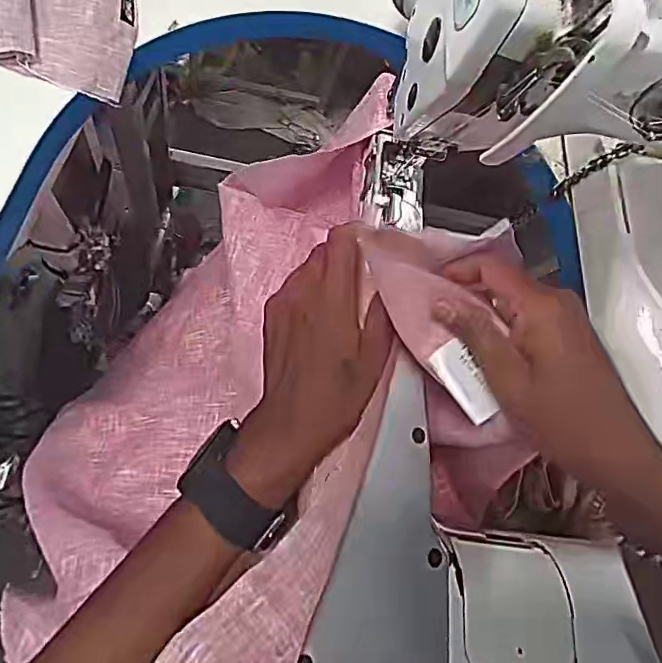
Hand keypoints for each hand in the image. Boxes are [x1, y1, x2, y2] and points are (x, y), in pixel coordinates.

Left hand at [231, 225, 395, 508]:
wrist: (289, 426)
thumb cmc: (332, 399)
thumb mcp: (375, 360)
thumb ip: (383, 315)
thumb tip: (389, 286)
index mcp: (332, 300)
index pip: (340, 242)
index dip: (358, 235)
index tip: (371, 242)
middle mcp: (303, 294)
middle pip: (324, 250)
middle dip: (345, 255)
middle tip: (365, 276)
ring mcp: (283, 303)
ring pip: (308, 266)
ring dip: (327, 272)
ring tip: (345, 300)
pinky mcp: (272, 315)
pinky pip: (294, 285)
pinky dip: (310, 289)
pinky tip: (323, 316)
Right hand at [434, 254, 661, 556]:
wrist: (617, 452)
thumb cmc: (567, 423)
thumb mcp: (507, 380)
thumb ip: (474, 335)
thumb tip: (446, 303)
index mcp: (542, 306)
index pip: (492, 266)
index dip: (457, 269)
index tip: (433, 284)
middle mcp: (559, 302)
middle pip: (503, 282)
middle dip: (469, 296)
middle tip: (441, 320)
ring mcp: (568, 317)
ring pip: (516, 301)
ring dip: (487, 316)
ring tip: (461, 343)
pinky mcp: (571, 334)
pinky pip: (531, 317)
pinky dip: (507, 328)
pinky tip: (493, 357)